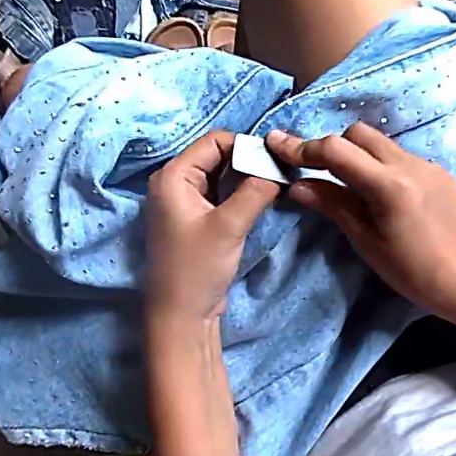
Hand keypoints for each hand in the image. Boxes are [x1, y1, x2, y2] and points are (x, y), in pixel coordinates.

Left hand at [146, 132, 281, 325]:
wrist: (183, 314)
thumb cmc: (198, 268)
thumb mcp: (229, 226)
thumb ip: (255, 192)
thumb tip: (279, 168)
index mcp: (173, 177)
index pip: (214, 141)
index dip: (246, 146)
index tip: (276, 161)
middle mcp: (175, 183)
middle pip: (218, 156)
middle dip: (249, 162)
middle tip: (281, 173)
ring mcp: (185, 203)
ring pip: (222, 177)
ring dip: (247, 179)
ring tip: (277, 186)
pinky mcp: (197, 220)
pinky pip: (221, 195)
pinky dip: (241, 195)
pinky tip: (262, 201)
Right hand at [266, 124, 455, 318]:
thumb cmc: (410, 270)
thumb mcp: (365, 241)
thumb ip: (333, 205)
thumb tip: (297, 185)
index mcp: (388, 185)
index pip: (336, 150)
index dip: (302, 147)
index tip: (276, 143)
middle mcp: (409, 164)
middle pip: (358, 134)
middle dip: (333, 147)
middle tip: (318, 171)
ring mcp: (428, 165)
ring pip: (382, 143)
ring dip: (360, 155)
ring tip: (352, 185)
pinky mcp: (440, 172)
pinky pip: (403, 157)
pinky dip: (384, 167)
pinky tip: (386, 196)